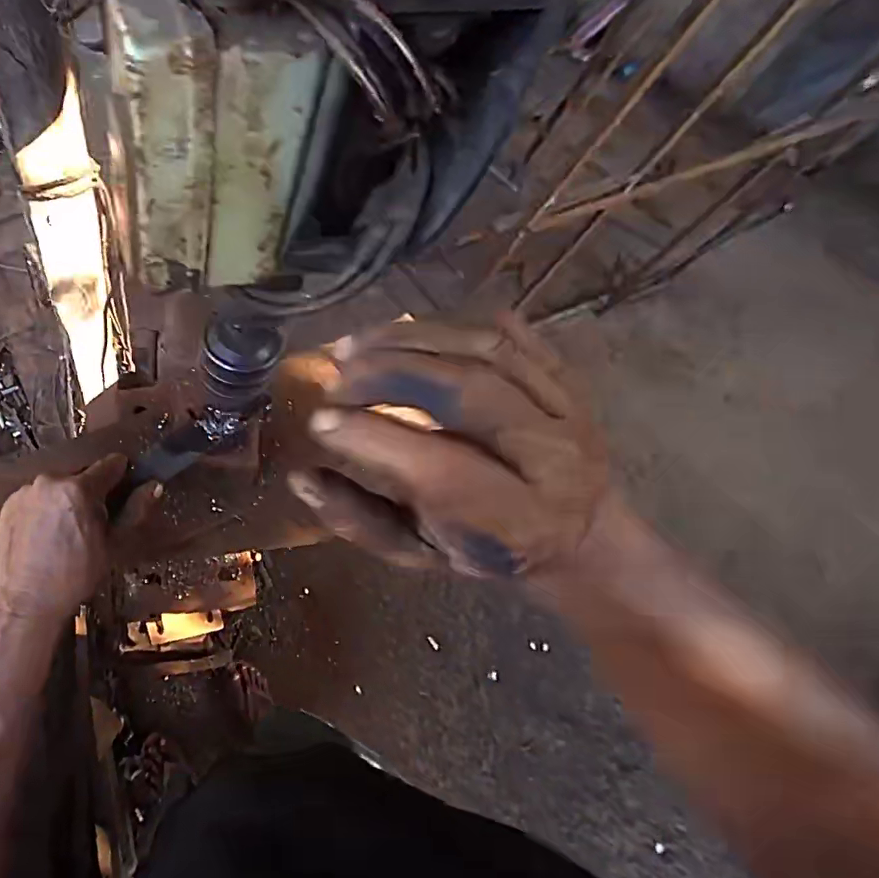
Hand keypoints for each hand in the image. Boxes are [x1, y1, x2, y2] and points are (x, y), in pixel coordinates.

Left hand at [0, 454, 159, 623]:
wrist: (24, 602)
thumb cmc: (74, 578)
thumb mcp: (114, 547)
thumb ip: (135, 511)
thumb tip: (153, 486)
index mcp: (78, 488)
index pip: (109, 465)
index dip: (122, 475)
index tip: (125, 486)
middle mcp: (49, 481)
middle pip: (80, 477)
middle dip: (90, 494)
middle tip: (93, 525)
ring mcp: (25, 492)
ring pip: (56, 488)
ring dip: (65, 501)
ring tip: (66, 534)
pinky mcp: (9, 505)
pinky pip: (35, 499)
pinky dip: (43, 510)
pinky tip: (45, 537)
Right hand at [289, 313, 607, 578]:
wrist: (577, 532)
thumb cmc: (480, 548)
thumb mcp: (415, 551)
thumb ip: (358, 519)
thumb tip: (301, 476)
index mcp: (514, 517)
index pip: (439, 467)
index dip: (373, 438)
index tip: (318, 420)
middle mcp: (554, 456)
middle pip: (467, 390)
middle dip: (387, 374)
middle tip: (334, 380)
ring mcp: (568, 407)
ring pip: (485, 348)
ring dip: (407, 339)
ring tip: (351, 348)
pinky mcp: (568, 375)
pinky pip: (508, 332)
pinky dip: (445, 325)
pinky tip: (398, 333)